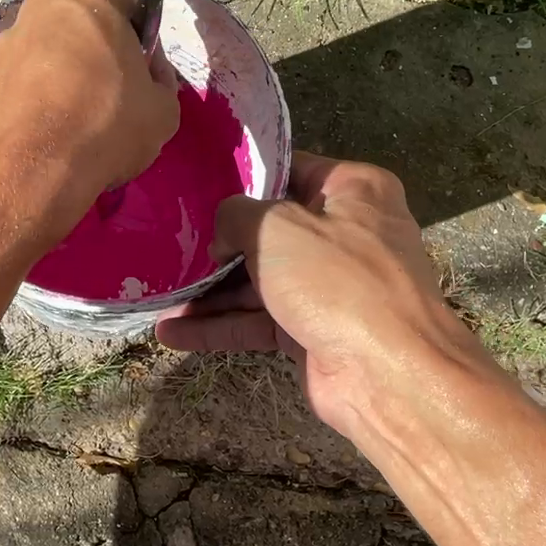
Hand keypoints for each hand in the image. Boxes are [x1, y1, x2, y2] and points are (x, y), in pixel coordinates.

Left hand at [0, 0, 178, 237]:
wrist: (32, 169)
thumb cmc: (107, 125)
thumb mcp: (164, 108)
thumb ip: (158, 79)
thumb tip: (147, 74)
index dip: (131, 24)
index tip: (138, 58)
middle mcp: (42, 7)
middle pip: (74, 15)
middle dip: (91, 40)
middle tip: (108, 83)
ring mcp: (7, 43)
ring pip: (44, 46)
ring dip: (60, 68)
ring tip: (75, 113)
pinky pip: (23, 79)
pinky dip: (36, 95)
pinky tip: (49, 128)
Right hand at [155, 152, 493, 436]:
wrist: (387, 374)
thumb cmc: (335, 278)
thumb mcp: (275, 226)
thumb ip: (235, 214)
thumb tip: (222, 232)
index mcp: (354, 191)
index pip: (291, 171)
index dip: (243, 177)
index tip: (195, 182)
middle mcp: (345, 234)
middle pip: (269, 230)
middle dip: (218, 242)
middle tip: (168, 239)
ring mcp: (329, 286)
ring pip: (258, 280)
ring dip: (209, 291)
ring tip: (158, 292)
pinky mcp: (312, 330)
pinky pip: (257, 321)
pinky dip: (218, 325)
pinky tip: (171, 331)